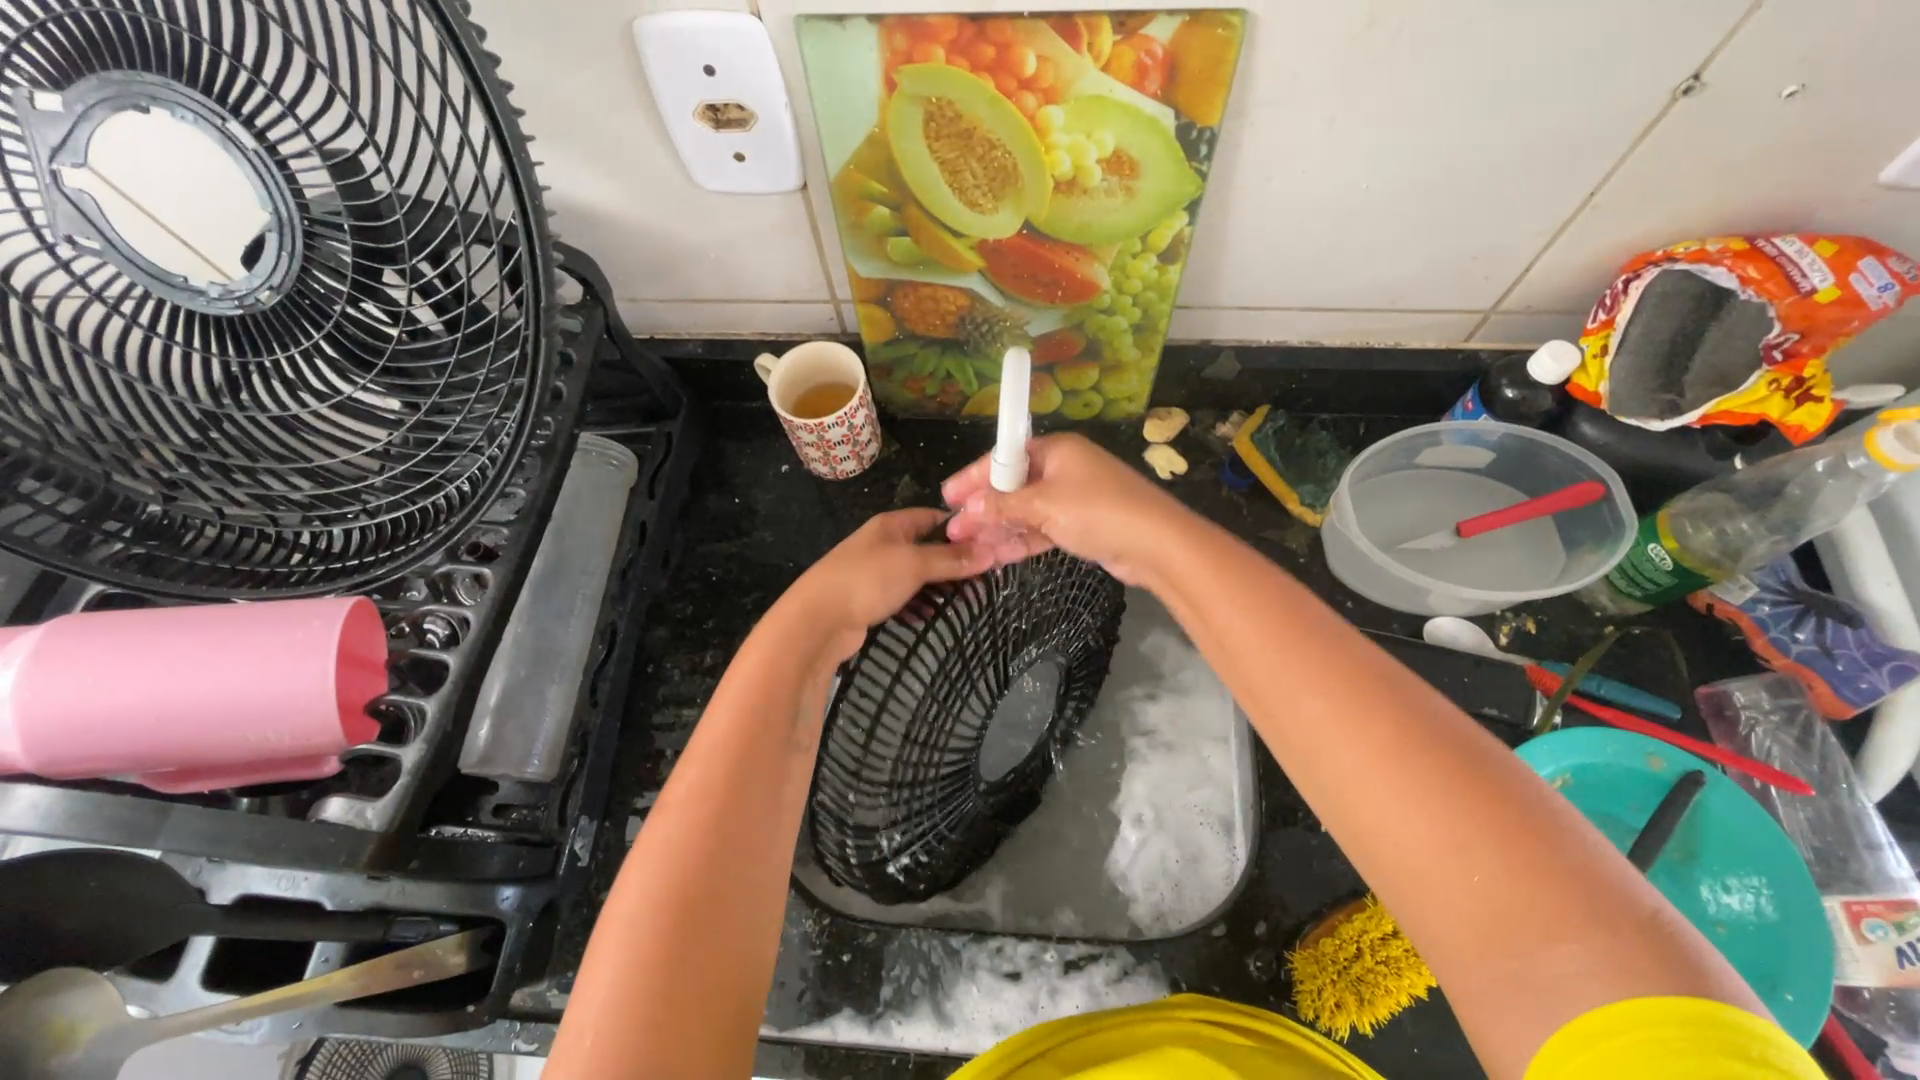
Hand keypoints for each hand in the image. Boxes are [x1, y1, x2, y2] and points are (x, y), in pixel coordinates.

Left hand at [773, 507, 992, 663]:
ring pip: (916, 576)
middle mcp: (883, 544)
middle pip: (927, 548)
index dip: (962, 528)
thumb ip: (951, 559)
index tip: (991, 543)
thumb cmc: (866, 580)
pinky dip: (919, 605)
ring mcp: (874, 573)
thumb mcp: (914, 564)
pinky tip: (934, 616)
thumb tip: (992, 551)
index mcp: (891, 525)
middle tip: (986, 577)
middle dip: (954, 562)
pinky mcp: (869, 601)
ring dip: (938, 587)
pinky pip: (903, 598)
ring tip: (968, 599)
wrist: (817, 621)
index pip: (934, 517)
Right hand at [942, 434, 1189, 583]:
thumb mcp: (1044, 506)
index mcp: (1057, 450)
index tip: (949, 495)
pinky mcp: (1081, 525)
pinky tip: (997, 555)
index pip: (1005, 458)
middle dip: (984, 508)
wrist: (1157, 545)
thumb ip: (1003, 507)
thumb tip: (967, 509)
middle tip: (954, 529)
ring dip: (1000, 528)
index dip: (975, 477)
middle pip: (1014, 486)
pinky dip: (1022, 540)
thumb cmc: (1099, 511)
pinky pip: (1042, 529)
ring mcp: (1074, 499)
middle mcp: (1064, 469)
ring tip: (969, 546)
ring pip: (1027, 511)